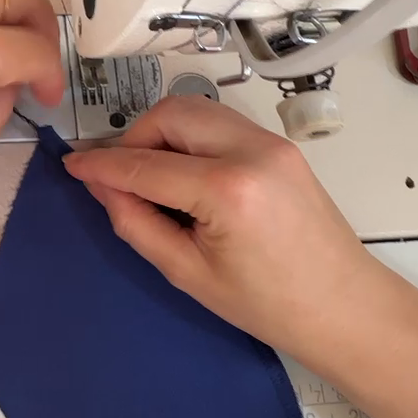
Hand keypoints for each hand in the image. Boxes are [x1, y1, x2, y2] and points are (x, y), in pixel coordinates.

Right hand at [62, 96, 386, 353]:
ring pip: (195, 109)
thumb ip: (135, 222)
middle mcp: (252, 151)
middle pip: (170, 114)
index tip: (71, 165)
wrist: (346, 308)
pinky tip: (183, 173)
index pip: (145, 164)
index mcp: (228, 190)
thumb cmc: (267, 305)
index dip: (101, 164)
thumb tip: (100, 185)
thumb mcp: (186, 272)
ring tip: (151, 175)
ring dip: (161, 133)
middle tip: (120, 177)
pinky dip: (189, 137)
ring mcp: (271, 142)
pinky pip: (218, 122)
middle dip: (134, 138)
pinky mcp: (279, 144)